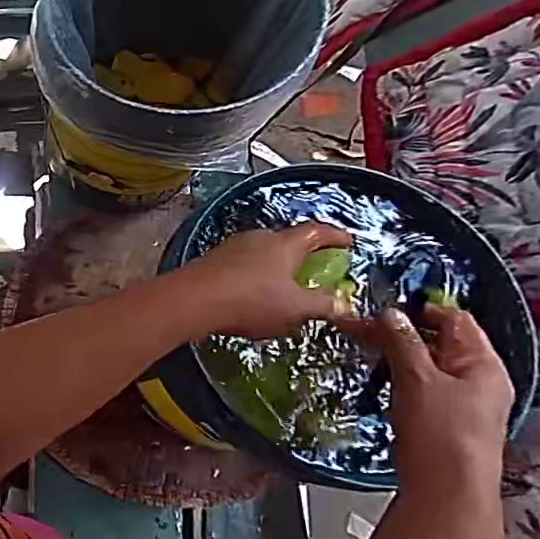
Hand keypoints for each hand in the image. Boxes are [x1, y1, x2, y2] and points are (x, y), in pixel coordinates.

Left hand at [177, 223, 354, 338]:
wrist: (191, 300)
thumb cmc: (251, 300)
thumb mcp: (295, 307)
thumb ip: (321, 305)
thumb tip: (342, 304)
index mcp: (284, 243)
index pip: (316, 231)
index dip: (335, 235)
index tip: (348, 242)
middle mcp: (257, 238)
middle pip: (285, 241)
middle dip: (301, 255)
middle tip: (312, 270)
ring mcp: (230, 248)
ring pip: (259, 254)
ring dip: (272, 268)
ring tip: (280, 287)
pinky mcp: (209, 262)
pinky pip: (238, 267)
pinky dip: (250, 277)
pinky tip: (249, 296)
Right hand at [360, 305, 512, 497]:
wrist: (446, 487)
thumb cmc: (439, 429)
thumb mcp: (417, 378)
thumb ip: (403, 342)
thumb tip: (390, 313)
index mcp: (483, 363)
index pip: (456, 321)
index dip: (421, 310)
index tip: (383, 309)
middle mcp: (479, 379)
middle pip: (441, 343)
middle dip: (403, 333)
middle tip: (363, 329)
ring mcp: (464, 400)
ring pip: (429, 365)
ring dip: (399, 356)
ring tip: (367, 352)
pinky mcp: (445, 418)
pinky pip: (424, 386)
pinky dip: (402, 377)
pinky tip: (381, 380)